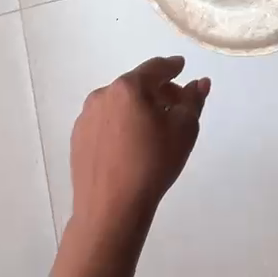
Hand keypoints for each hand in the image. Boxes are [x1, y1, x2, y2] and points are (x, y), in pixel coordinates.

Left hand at [69, 56, 210, 223]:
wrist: (110, 210)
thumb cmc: (152, 164)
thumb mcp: (185, 129)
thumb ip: (193, 100)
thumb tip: (199, 83)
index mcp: (129, 87)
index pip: (156, 67)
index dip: (172, 66)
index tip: (181, 67)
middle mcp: (103, 95)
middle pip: (137, 84)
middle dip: (158, 91)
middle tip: (175, 106)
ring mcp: (86, 118)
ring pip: (119, 103)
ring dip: (137, 107)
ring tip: (153, 129)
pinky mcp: (78, 139)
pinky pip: (105, 121)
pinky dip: (120, 124)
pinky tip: (130, 145)